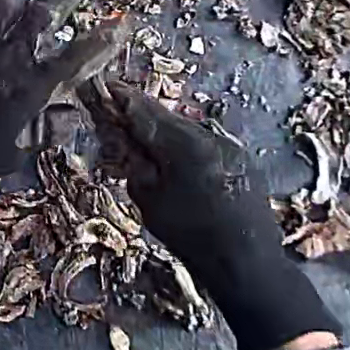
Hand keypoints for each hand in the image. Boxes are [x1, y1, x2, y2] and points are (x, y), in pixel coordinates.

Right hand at [83, 79, 338, 349]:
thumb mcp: (146, 197)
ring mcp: (228, 146)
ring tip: (139, 133)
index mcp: (182, 143)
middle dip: (138, 111)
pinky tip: (169, 154)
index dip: (119, 97)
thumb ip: (134, 162)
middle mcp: (207, 136)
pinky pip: (200, 141)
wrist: (247, 264)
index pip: (142, 111)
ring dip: (159, 127)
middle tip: (115, 108)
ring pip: (183, 127)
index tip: (102, 85)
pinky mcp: (240, 159)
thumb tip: (123, 139)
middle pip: (164, 115)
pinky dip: (179, 141)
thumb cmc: (188, 233)